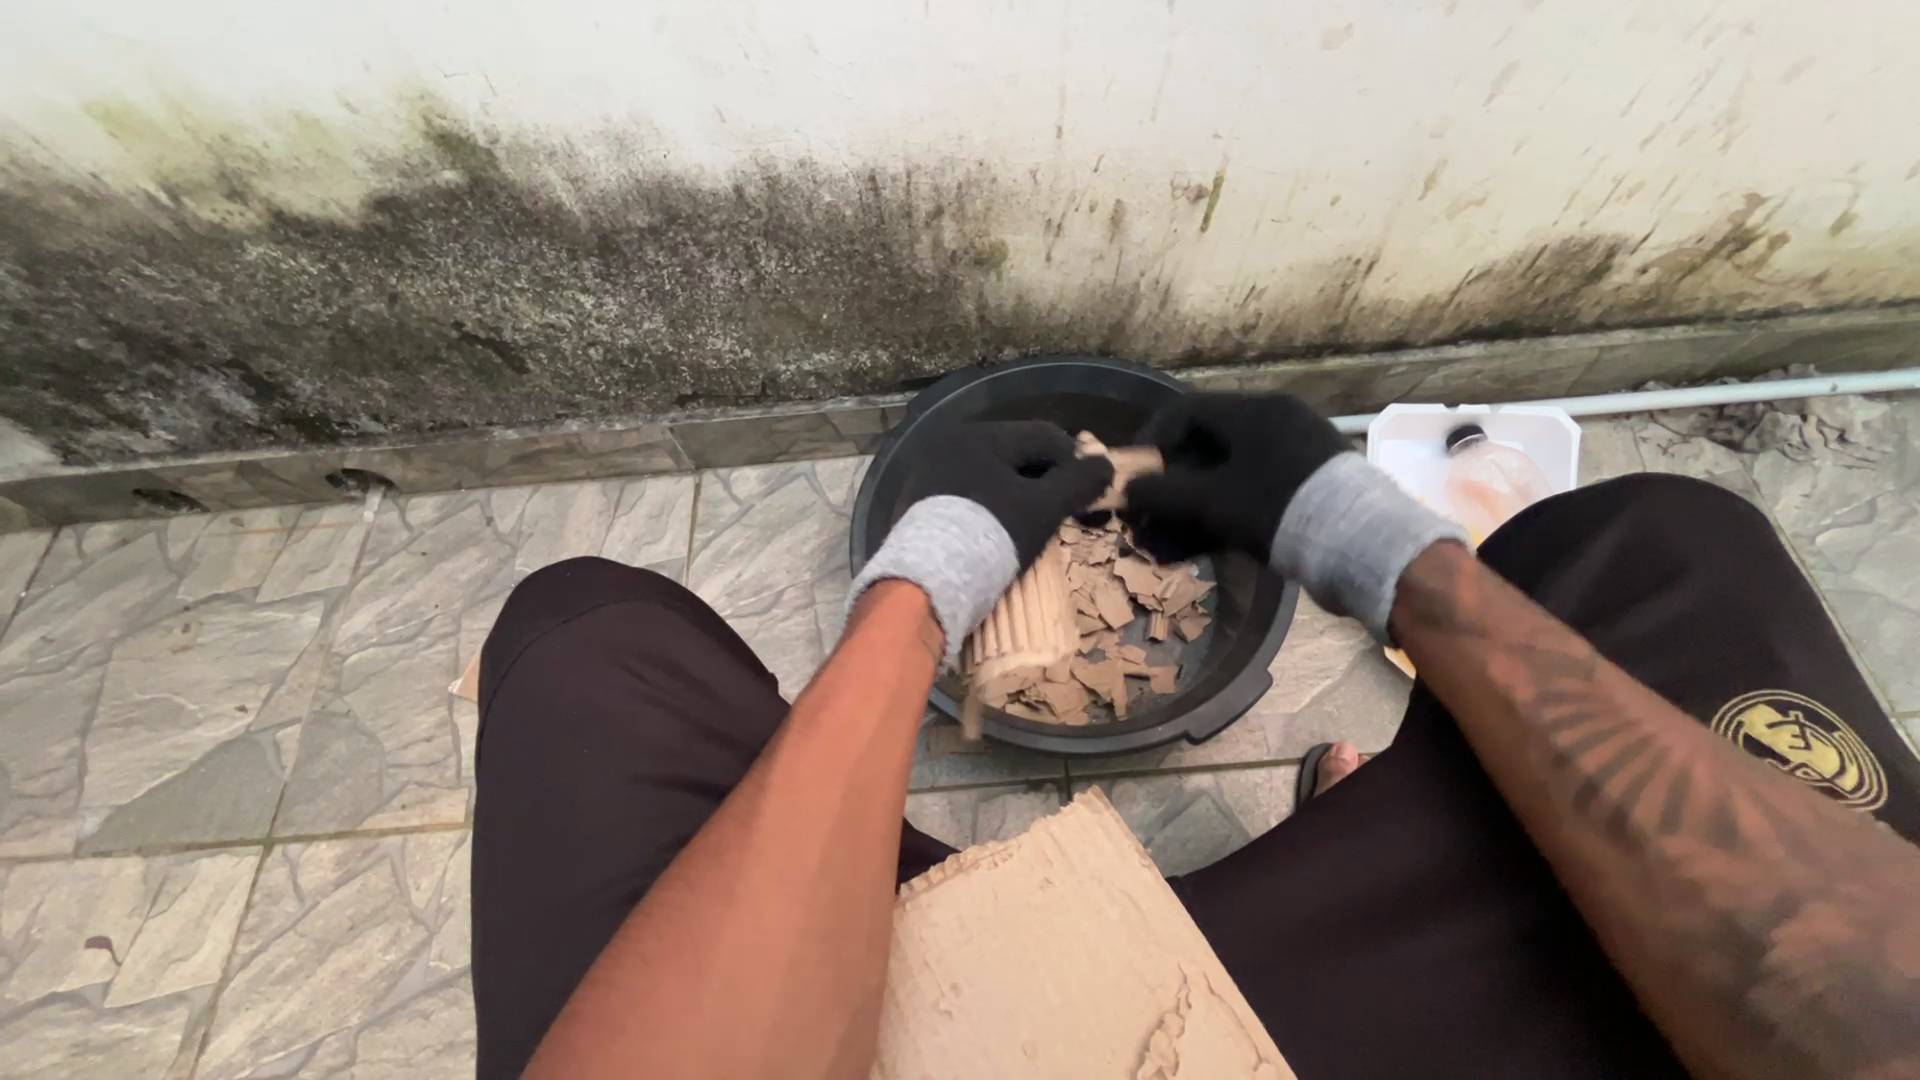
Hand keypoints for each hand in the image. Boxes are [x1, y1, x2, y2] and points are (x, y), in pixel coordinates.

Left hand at [899, 421, 1114, 569]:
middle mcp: (948, 444)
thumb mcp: (1044, 507)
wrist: (927, 580)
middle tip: (1060, 508)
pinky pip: (963, 497)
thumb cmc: (992, 535)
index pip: (1044, 436)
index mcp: (981, 435)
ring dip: (1014, 493)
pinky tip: (994, 532)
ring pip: (987, 476)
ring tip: (1029, 523)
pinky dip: (985, 509)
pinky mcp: (915, 505)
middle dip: (1042, 477)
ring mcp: (927, 474)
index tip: (1088, 490)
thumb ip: (1078, 482)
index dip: (1075, 460)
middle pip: (1013, 454)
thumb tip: (1105, 464)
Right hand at [1120, 392, 1463, 641]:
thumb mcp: (1212, 501)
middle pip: (1204, 448)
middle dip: (1169, 486)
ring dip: (1189, 509)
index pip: (1186, 411)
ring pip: (1224, 478)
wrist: (1363, 546)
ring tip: (1162, 541)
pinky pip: (1248, 495)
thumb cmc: (1279, 508)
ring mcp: (1293, 458)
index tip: (1132, 471)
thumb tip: (1126, 490)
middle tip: (1146, 513)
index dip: (1151, 439)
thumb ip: (1163, 493)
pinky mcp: (1306, 490)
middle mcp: (1275, 425)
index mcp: (1255, 412)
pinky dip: (1218, 518)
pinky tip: (1192, 548)